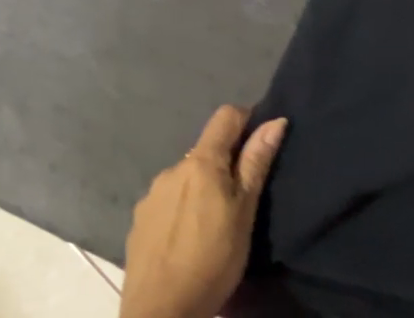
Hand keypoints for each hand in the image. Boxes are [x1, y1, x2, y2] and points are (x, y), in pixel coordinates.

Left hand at [120, 106, 287, 317]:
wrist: (160, 316)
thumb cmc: (212, 260)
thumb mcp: (245, 212)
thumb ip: (256, 163)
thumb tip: (275, 120)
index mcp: (201, 163)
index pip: (226, 116)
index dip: (247, 120)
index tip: (260, 145)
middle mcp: (171, 170)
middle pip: (206, 150)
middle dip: (226, 162)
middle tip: (241, 196)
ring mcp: (150, 198)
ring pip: (186, 177)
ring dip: (202, 186)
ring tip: (214, 222)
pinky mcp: (138, 223)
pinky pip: (168, 201)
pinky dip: (183, 207)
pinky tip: (188, 238)